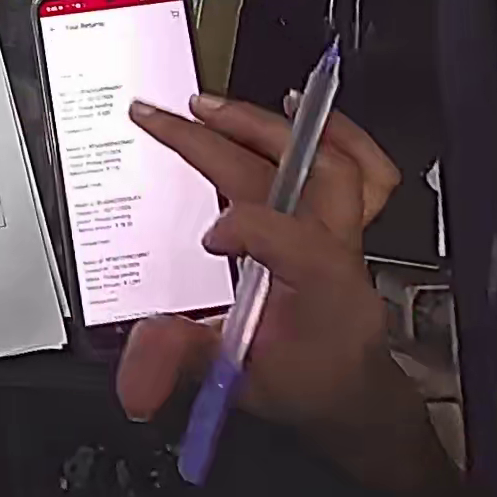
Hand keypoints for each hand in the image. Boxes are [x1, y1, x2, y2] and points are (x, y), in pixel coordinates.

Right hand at [117, 94, 399, 434]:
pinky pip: (361, 166)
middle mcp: (336, 247)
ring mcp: (343, 228)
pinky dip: (333, 130)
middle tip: (159, 118)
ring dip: (259, 124)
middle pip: (283, 172)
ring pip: (320, 157)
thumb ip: (183, 361)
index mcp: (317, 285)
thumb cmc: (305, 383)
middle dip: (211, 139)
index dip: (240, 227)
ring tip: (208, 106)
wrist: (351, 390)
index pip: (283, 233)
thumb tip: (135, 367)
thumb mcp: (237, 379)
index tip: (206, 241)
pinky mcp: (342, 220)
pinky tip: (292, 109)